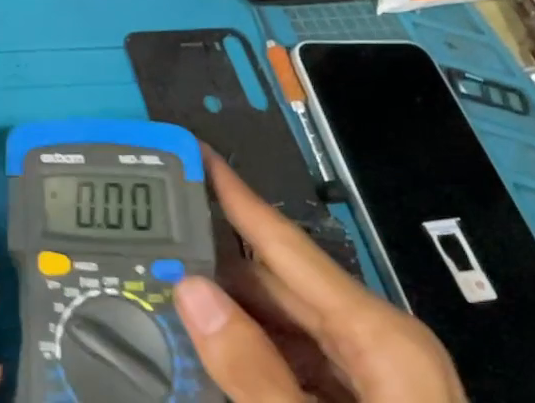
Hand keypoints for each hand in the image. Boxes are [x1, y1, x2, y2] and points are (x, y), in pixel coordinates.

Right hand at [174, 152, 464, 401]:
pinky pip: (295, 362)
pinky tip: (209, 354)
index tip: (194, 154)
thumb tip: (194, 294)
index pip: (288, 245)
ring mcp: (375, 379)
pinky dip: (250, 354)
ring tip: (167, 295)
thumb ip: (250, 370)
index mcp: (382, 339)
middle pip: (280, 285)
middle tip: (152, 240)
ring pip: (284, 326)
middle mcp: (381, 346)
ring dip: (228, 315)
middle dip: (215, 266)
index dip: (235, 196)